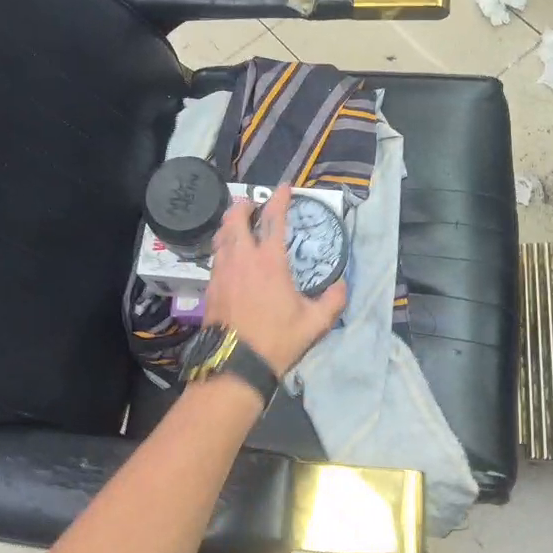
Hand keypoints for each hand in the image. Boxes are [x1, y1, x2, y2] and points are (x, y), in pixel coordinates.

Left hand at [204, 185, 348, 377]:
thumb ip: (332, 301)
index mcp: (269, 261)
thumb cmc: (276, 341)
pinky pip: (215, 255)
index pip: (273, 219)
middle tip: (254, 205)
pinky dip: (223, 245)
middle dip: (244, 205)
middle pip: (235, 218)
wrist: (235, 365)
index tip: (284, 187)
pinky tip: (230, 255)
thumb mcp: (314, 324)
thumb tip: (342, 286)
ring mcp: (222, 271)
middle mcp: (242, 258)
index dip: (279, 198)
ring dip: (231, 224)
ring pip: (221, 235)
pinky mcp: (211, 285)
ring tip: (240, 226)